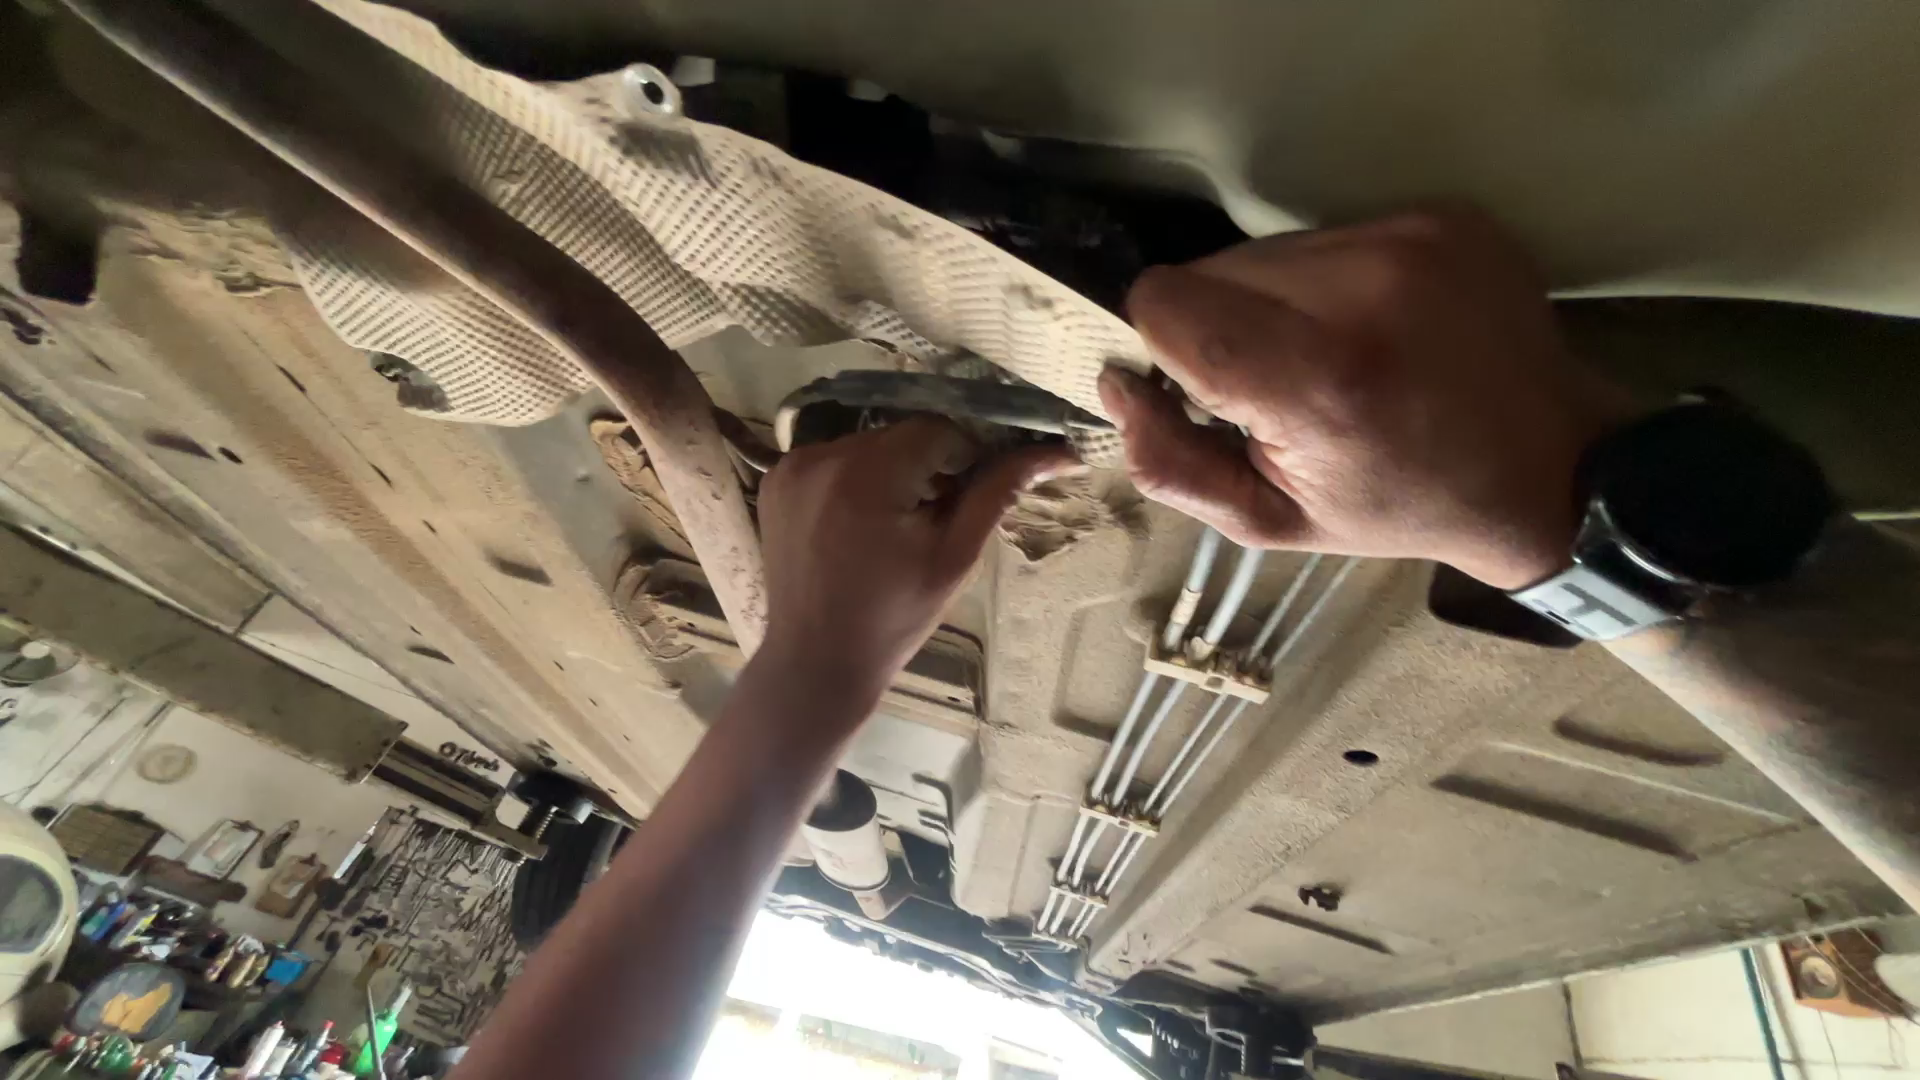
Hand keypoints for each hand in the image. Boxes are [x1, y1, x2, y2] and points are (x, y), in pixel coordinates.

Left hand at [753, 418, 1074, 714]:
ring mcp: (791, 466)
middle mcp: (821, 455)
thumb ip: (999, 492)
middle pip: (901, 433)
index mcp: (867, 474)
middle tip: (939, 514)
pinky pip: (835, 458)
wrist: (816, 661)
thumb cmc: (894, 617)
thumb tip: (1057, 451)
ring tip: (900, 522)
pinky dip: (858, 477)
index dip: (966, 455)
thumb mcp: (956, 556)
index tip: (971, 495)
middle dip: (929, 464)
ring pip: (869, 442)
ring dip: (894, 469)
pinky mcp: (776, 480)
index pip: (938, 428)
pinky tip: (863, 520)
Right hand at [1101, 207, 1633, 589]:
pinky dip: (1312, 283)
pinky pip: (1315, 237)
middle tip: (1262, 382)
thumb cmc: (1390, 506)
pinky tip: (1357, 326)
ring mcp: (1409, 238)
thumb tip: (1115, 383)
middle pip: (1205, 270)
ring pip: (1256, 250)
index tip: (1190, 386)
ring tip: (1313, 353)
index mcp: (1317, 378)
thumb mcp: (1263, 522)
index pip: (1166, 302)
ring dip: (1258, 302)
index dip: (1154, 343)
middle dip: (1209, 325)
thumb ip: (1168, 463)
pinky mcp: (1438, 213)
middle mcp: (1363, 286)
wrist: (1547, 466)